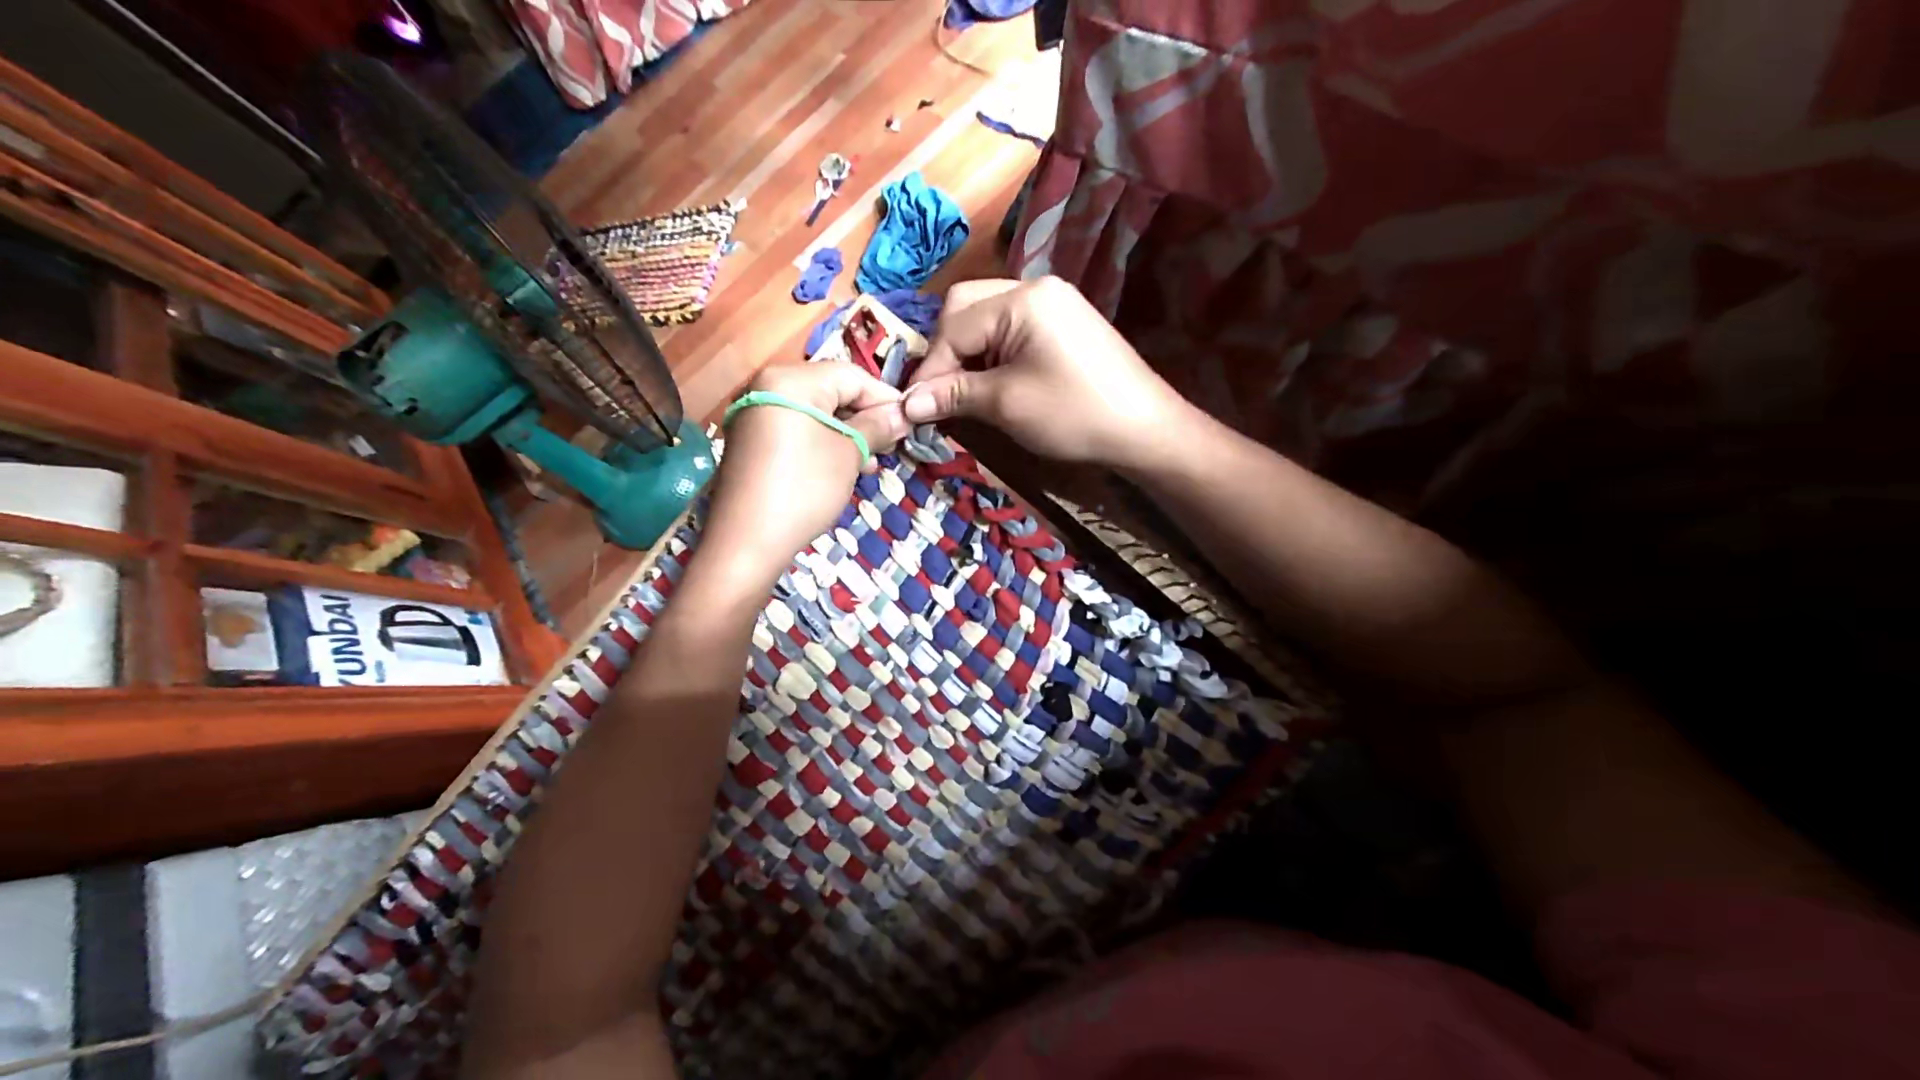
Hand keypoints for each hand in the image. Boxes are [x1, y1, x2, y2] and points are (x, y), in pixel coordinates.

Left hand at [702, 362, 909, 582]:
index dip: (885, 398)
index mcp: (791, 379)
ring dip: (847, 432)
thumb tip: (903, 413)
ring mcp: (756, 413)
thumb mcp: (848, 455)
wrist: (746, 541)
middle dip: (865, 416)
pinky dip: (823, 442)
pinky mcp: (752, 440)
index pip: (852, 376)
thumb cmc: (803, 489)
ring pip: (815, 412)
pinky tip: (843, 466)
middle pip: (831, 390)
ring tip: (871, 461)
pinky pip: (797, 428)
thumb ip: (877, 426)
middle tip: (891, 444)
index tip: (910, 422)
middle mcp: (767, 385)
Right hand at [902, 277, 1199, 471]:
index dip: (930, 368)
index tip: (914, 407)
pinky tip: (992, 381)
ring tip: (964, 391)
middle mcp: (1036, 287)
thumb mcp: (1006, 404)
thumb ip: (953, 395)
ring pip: (986, 316)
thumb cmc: (1074, 413)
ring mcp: (1053, 303)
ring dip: (967, 352)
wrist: (1145, 428)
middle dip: (946, 351)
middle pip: (965, 307)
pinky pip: (1011, 327)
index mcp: (1022, 299)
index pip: (953, 325)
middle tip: (940, 393)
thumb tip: (906, 403)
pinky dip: (992, 352)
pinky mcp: (1063, 323)